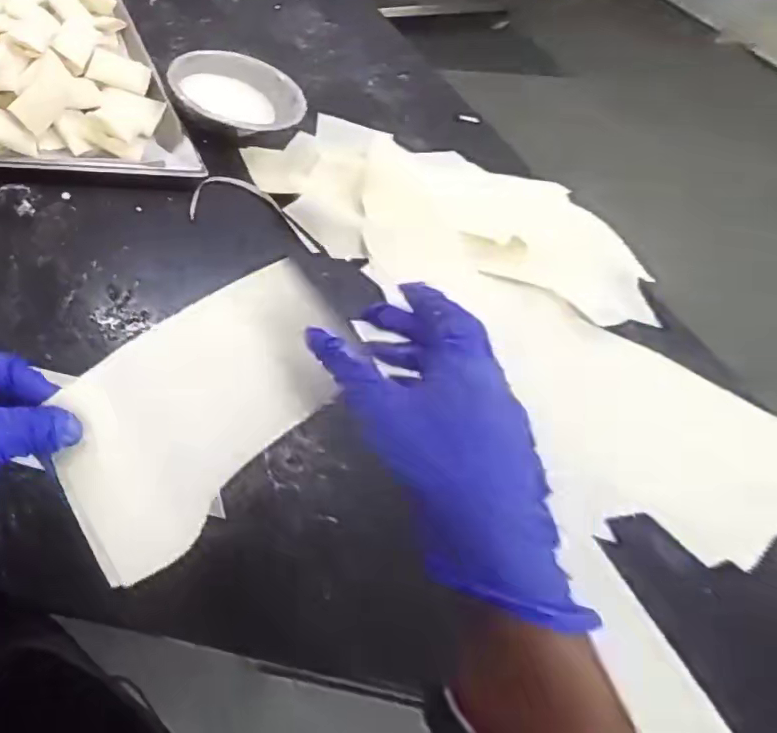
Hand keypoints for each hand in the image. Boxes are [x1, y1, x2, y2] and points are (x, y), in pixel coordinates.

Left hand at [0, 351, 80, 587]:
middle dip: (44, 408)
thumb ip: (33, 426)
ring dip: (41, 428)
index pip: (12, 368)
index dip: (40, 386)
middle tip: (81, 428)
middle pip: (15, 390)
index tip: (73, 411)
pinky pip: (12, 438)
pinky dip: (32, 444)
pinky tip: (54, 457)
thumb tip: (76, 423)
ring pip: (15, 415)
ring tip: (74, 444)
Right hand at [306, 283, 599, 632]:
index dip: (427, 300)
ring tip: (376, 357)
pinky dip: (428, 381)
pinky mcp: (494, 440)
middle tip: (373, 320)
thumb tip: (316, 331)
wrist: (489, 526)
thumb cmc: (431, 451)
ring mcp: (497, 414)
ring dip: (417, 355)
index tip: (402, 287)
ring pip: (456, 370)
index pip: (452, 318)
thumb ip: (346, 364)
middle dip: (412, 327)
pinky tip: (400, 397)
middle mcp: (488, 383)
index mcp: (468, 366)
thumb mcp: (375, 403)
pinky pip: (460, 393)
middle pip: (454, 342)